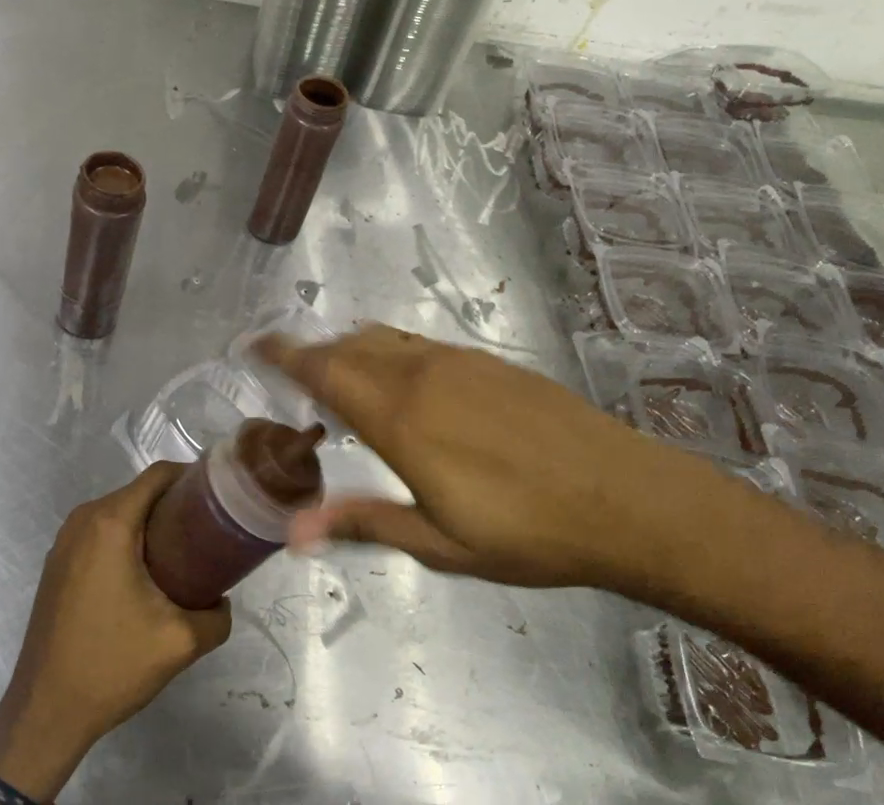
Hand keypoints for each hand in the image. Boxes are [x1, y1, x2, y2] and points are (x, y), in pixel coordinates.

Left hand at [0, 462, 232, 800]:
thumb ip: (216, 616)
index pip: (159, 475)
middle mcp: (83, 521)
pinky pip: (102, 535)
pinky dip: (129, 543)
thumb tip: (221, 600)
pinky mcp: (59, 564)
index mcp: (110, 523)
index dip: (194, 478)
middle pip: (140, 493)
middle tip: (211, 535)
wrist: (48, 709)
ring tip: (187, 558)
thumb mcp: (181, 642)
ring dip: (153, 527)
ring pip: (121, 515)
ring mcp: (65, 542)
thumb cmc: (112, 665)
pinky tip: (150, 578)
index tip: (223, 500)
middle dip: (177, 507)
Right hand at [259, 324, 743, 595]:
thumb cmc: (528, 533)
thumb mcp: (440, 543)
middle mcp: (423, 375)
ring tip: (338, 375)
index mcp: (400, 417)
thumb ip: (363, 522)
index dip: (284, 354)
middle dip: (313, 353)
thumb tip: (291, 531)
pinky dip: (389, 352)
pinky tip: (401, 381)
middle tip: (291, 374)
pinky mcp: (492, 364)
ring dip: (351, 350)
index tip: (254, 347)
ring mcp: (460, 363)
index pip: (324, 369)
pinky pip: (420, 345)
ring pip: (386, 340)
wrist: (629, 499)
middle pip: (349, 347)